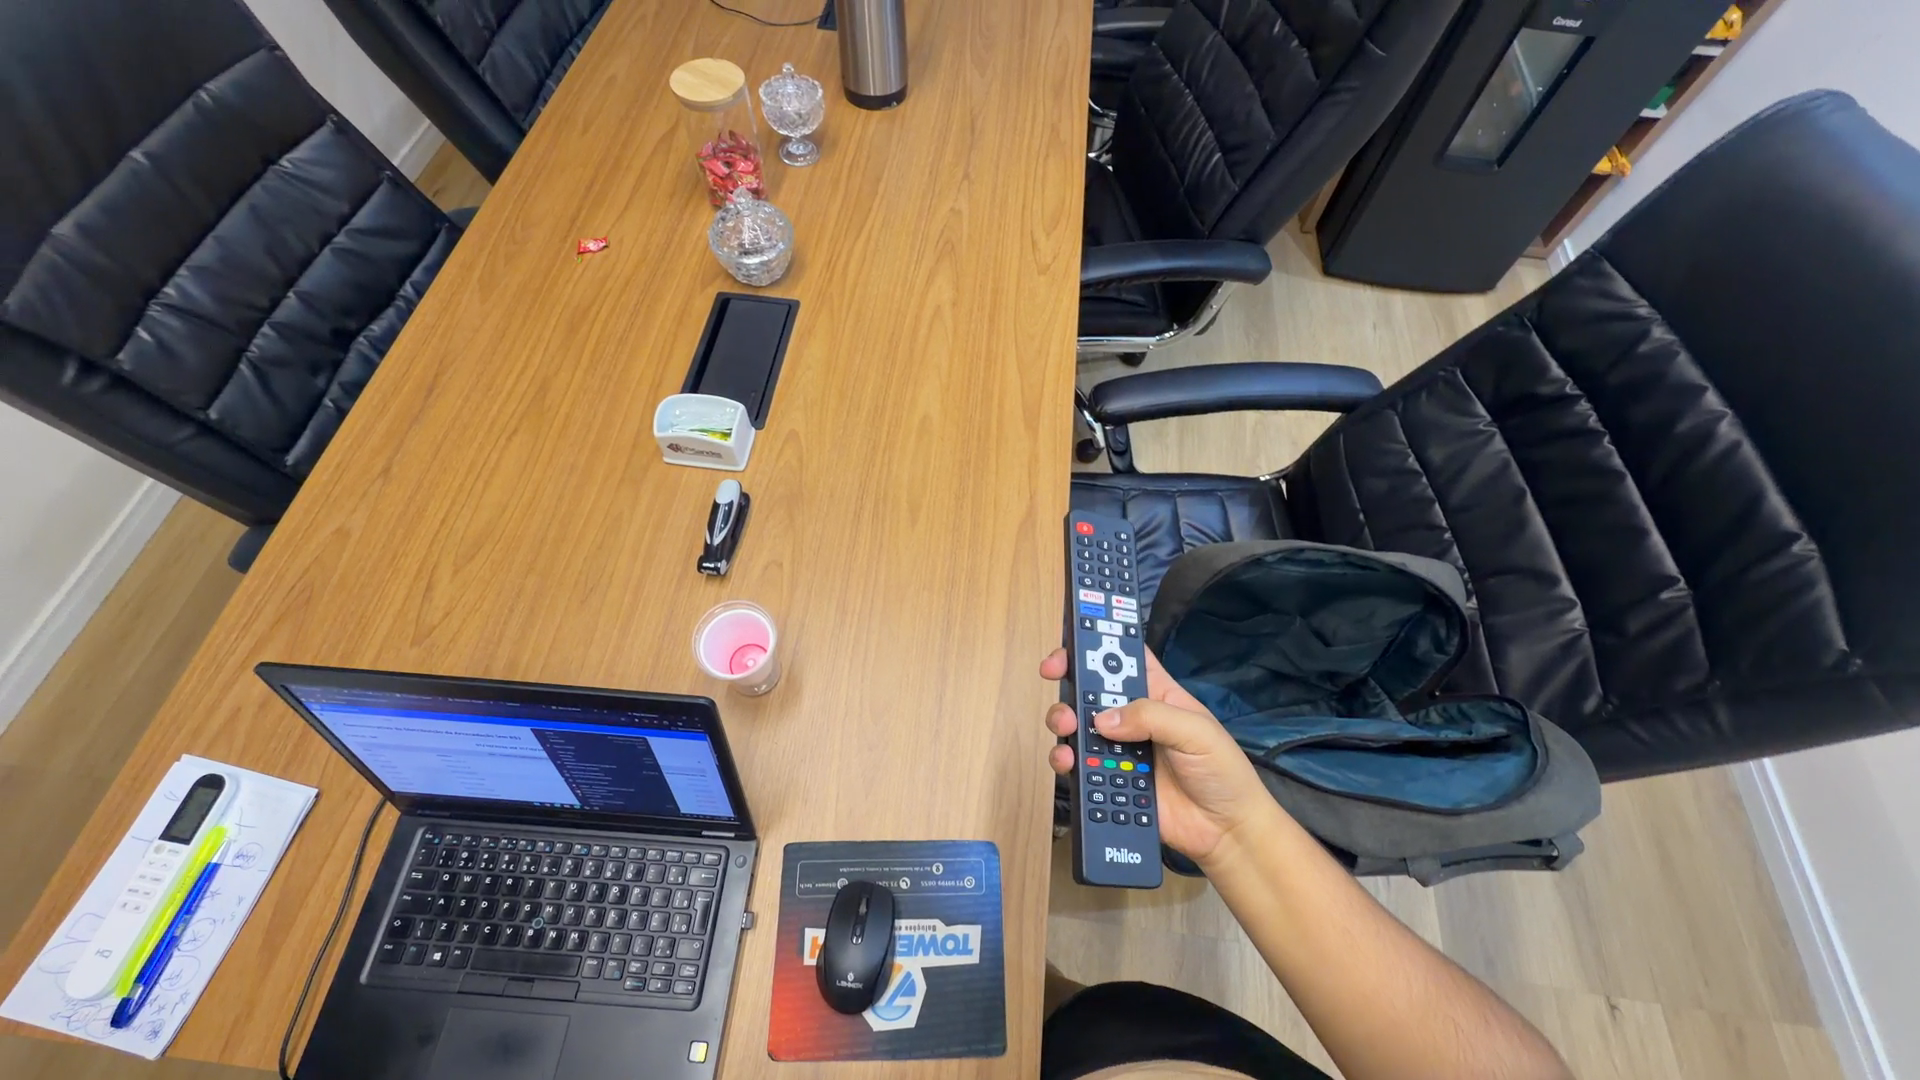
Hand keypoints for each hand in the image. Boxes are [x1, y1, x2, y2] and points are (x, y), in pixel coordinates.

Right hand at [1041, 646, 1279, 865]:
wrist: (1224, 831)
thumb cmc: (1222, 771)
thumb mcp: (1197, 732)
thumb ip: (1152, 717)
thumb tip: (1102, 720)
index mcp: (1156, 695)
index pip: (1125, 659)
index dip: (1099, 644)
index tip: (1073, 639)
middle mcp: (1132, 718)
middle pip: (1091, 688)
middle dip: (1068, 676)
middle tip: (1051, 672)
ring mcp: (1117, 749)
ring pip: (1077, 725)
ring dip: (1063, 719)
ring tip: (1065, 726)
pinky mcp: (1108, 780)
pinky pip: (1078, 766)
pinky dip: (1065, 759)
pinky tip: (1067, 760)